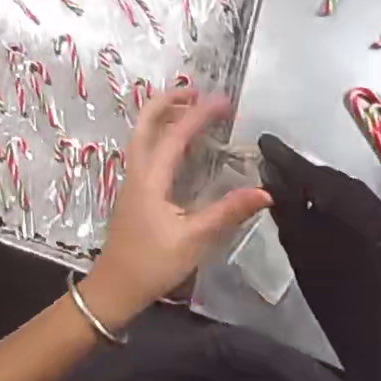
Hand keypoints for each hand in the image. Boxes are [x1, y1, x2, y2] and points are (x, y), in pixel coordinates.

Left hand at [81, 89, 271, 328]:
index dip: (199, 115)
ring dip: (162, 116)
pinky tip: (179, 145)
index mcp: (150, 179)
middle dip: (168, 102)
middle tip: (196, 93)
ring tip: (189, 108)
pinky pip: (145, 151)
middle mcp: (137, 172)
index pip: (175, 136)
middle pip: (145, 124)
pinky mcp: (134, 192)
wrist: (116, 286)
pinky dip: (161, 135)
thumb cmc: (152, 263)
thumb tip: (265, 192)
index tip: (224, 102)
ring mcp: (132, 181)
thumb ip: (227, 213)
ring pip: (142, 136)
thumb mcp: (194, 240)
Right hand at [257, 134, 380, 380]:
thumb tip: (270, 176)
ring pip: (348, 189)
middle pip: (337, 180)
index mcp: (363, 222)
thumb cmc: (334, 305)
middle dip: (304, 169)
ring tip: (289, 176)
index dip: (290, 160)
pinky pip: (359, 201)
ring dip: (319, 181)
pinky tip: (315, 198)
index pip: (320, 179)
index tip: (264, 142)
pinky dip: (334, 195)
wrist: (376, 342)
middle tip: (272, 160)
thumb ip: (289, 212)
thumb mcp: (303, 256)